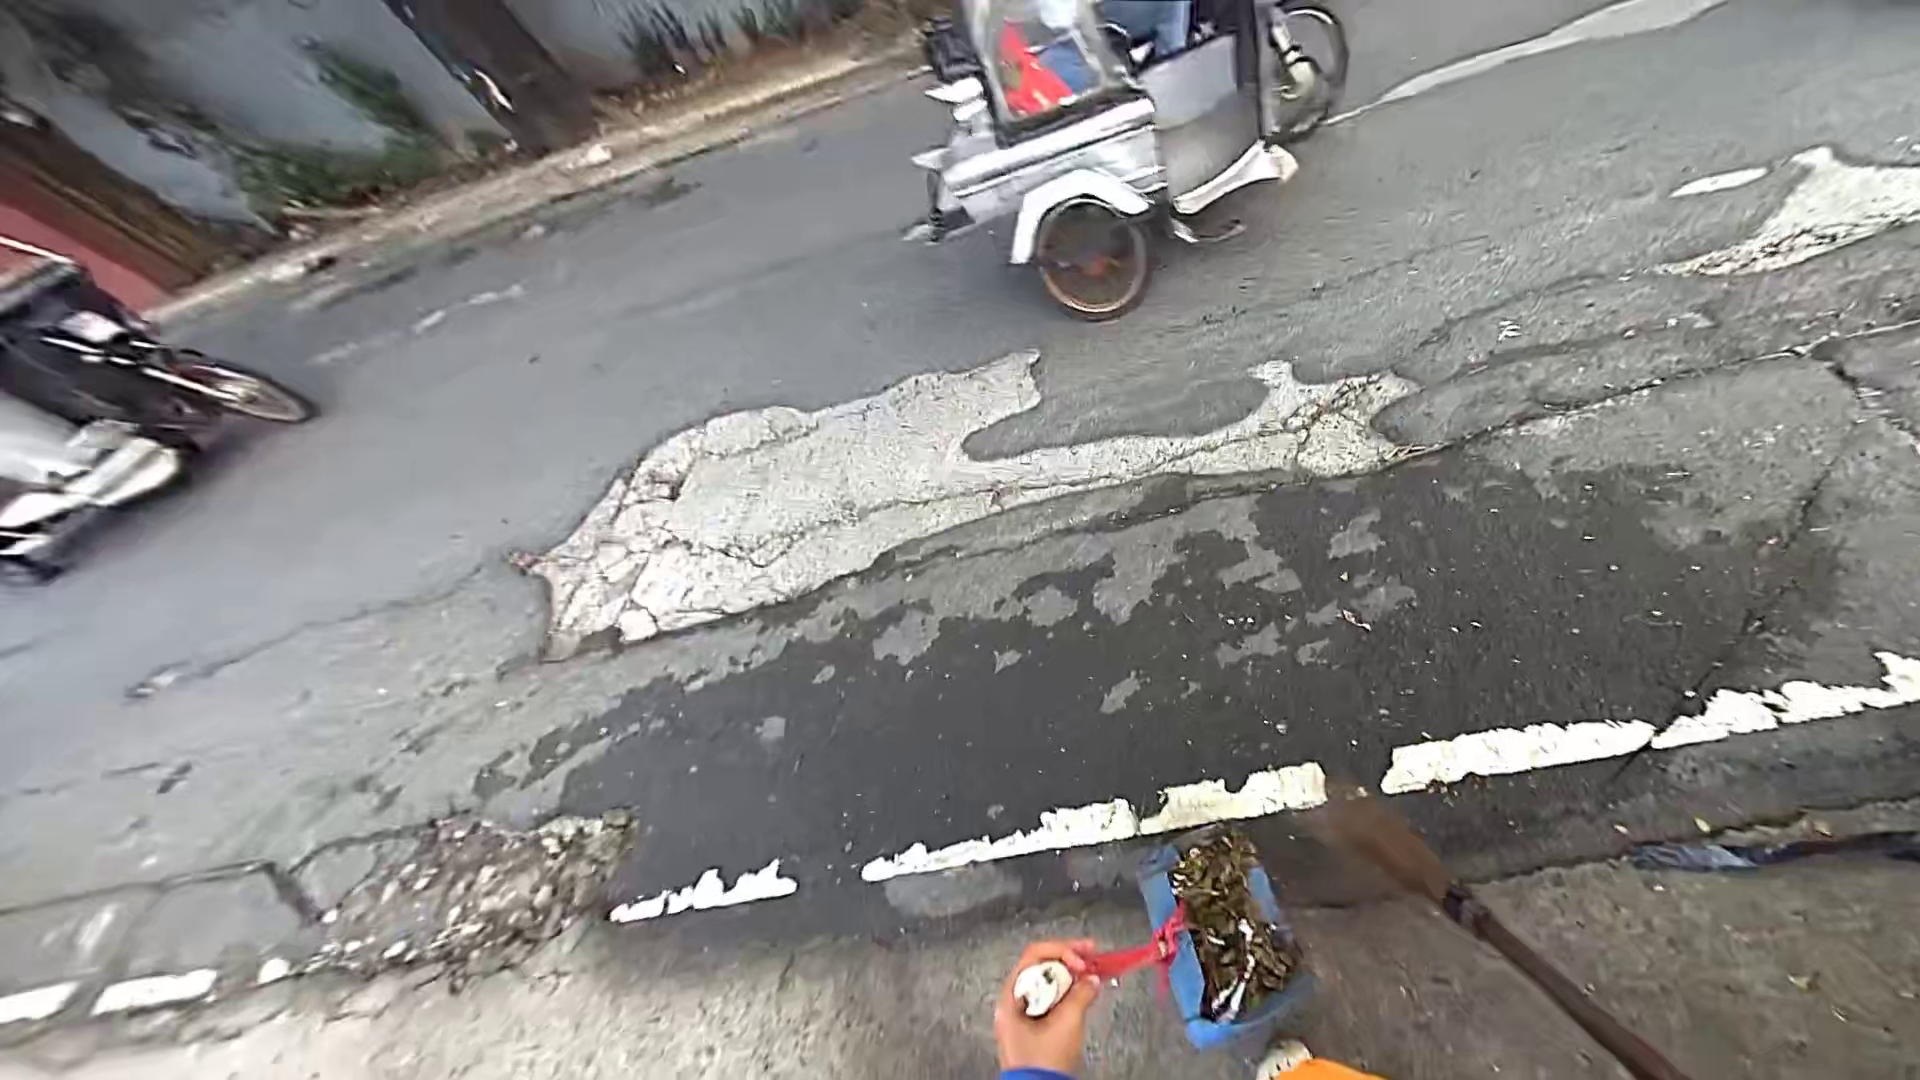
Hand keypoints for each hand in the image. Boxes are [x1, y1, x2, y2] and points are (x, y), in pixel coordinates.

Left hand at [994, 939, 1101, 1074]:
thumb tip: (1092, 979)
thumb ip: (1081, 996)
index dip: (1061, 951)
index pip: (1034, 955)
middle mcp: (1012, 999)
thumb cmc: (1045, 1064)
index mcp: (1011, 994)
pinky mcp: (1032, 1027)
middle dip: (1067, 958)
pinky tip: (1081, 991)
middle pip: (1039, 965)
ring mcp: (1021, 1014)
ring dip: (1068, 974)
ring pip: (1045, 981)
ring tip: (1090, 971)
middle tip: (1090, 954)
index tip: (1083, 956)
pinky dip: (1065, 991)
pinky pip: (1048, 998)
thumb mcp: (1067, 1025)